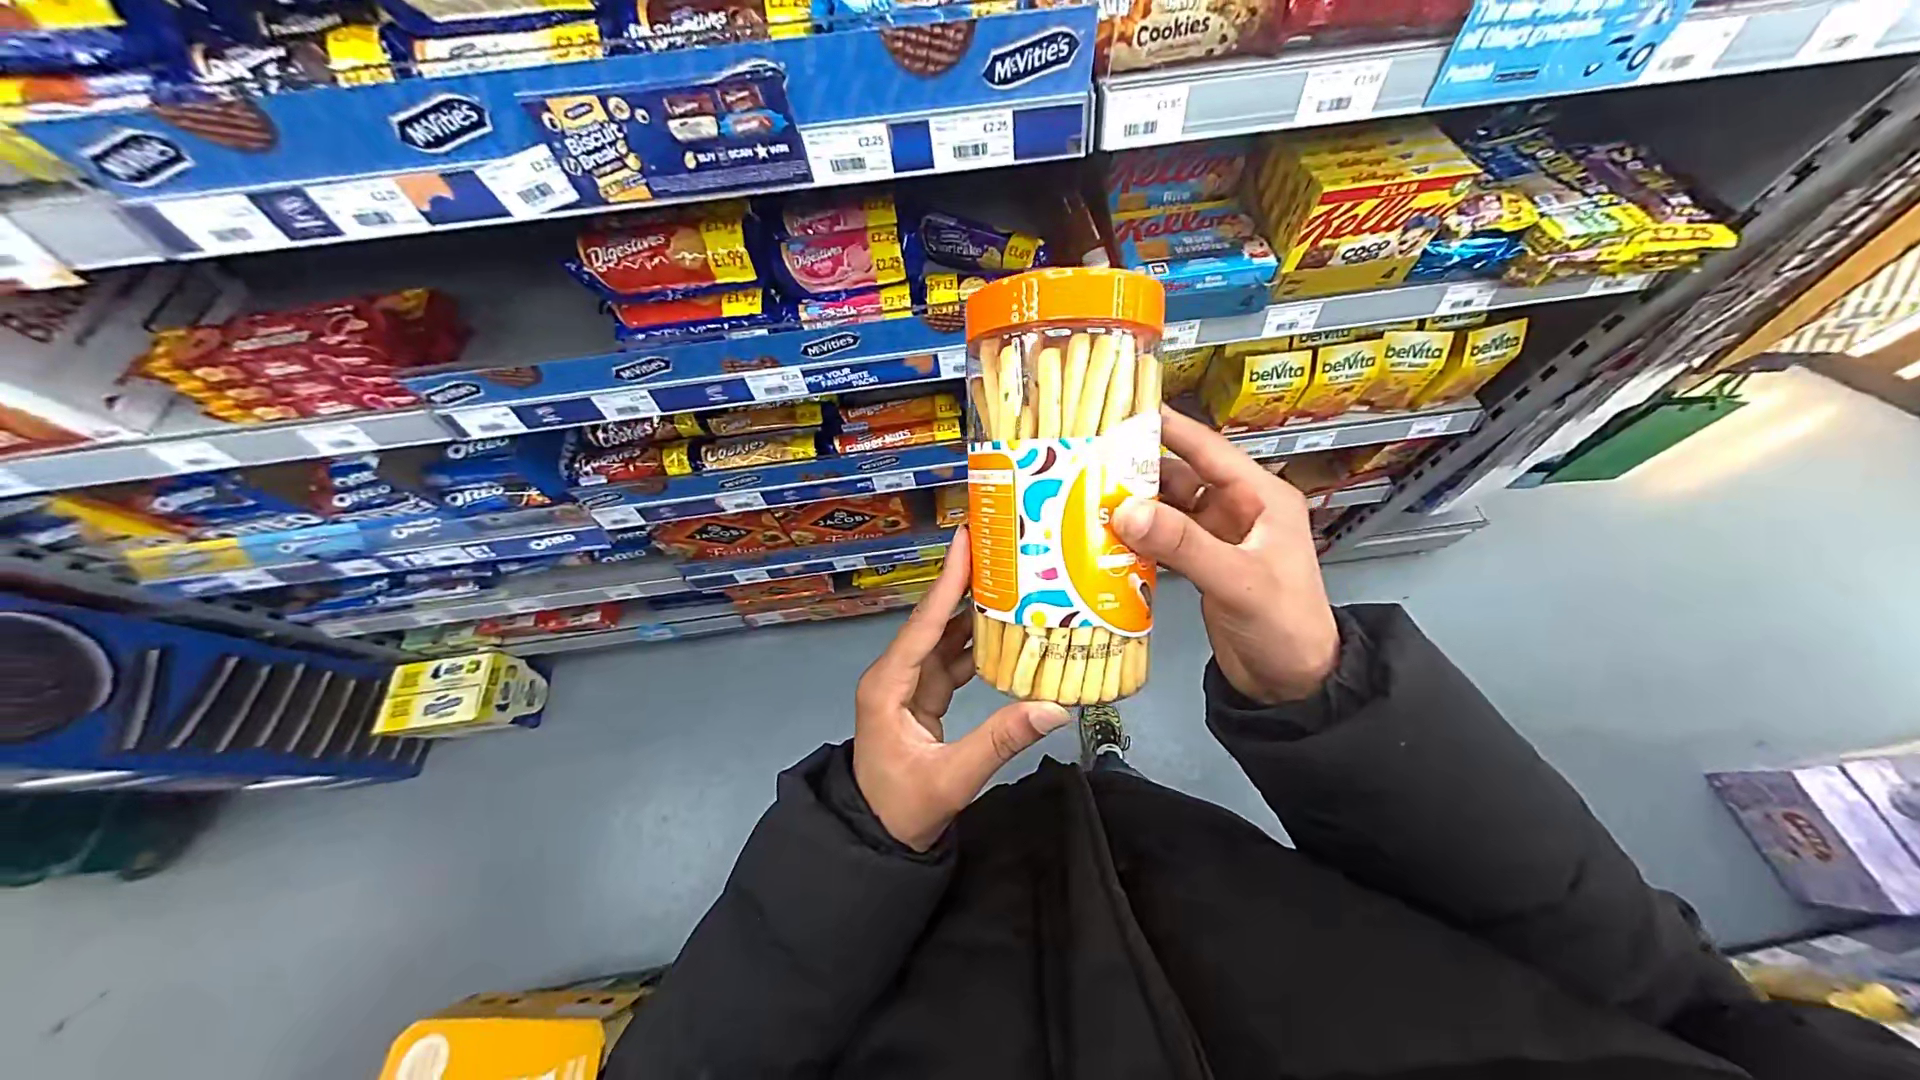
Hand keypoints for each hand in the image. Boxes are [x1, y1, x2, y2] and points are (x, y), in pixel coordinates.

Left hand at [854, 526, 1072, 849]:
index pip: (924, 623)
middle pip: (933, 621)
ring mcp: (909, 684)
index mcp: (889, 684)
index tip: (966, 541)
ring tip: (1010, 582)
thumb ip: (1001, 742)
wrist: (874, 838)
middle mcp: (896, 674)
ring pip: (944, 638)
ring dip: (974, 613)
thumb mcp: (952, 779)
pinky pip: (953, 660)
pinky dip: (977, 646)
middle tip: (999, 551)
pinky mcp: (923, 696)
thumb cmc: (900, 808)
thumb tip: (1054, 708)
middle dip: (964, 585)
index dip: (948, 581)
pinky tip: (1005, 632)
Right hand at [1111, 409, 1339, 703]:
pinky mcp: (1199, 566)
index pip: (1208, 450)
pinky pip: (1161, 542)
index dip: (1169, 429)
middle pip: (1178, 479)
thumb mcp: (1238, 580)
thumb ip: (1184, 544)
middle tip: (1091, 467)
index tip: (1127, 412)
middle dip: (1137, 473)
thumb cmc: (1286, 626)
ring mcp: (1215, 539)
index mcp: (1260, 499)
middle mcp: (1235, 511)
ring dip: (1133, 510)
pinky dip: (1137, 541)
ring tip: (1090, 504)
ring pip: (1166, 512)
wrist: (1293, 683)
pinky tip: (1108, 542)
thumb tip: (1128, 511)